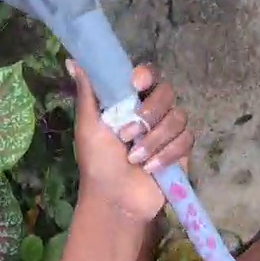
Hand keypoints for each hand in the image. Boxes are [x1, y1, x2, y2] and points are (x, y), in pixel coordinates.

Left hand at [69, 61, 192, 223]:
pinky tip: (151, 168)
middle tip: (127, 134)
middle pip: (168, 92)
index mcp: (131, 101)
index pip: (149, 74)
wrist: (115, 199)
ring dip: (154, 140)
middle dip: (149, 114)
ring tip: (135, 158)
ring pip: (178, 118)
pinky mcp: (182, 150)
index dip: (146, 75)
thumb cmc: (98, 163)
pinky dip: (167, 154)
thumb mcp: (89, 127)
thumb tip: (72, 61)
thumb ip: (88, 93)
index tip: (136, 85)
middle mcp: (153, 111)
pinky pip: (186, 140)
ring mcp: (169, 130)